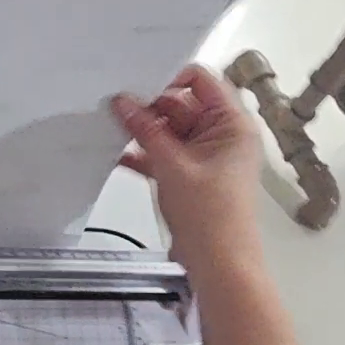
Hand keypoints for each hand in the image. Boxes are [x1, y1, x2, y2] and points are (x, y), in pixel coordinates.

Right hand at [110, 65, 261, 269]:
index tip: (139, 86)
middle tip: (117, 108)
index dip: (170, 79)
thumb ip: (146, 131)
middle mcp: (222, 137)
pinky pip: (166, 155)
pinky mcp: (191, 177)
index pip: (202, 82)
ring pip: (170, 132)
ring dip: (144, 133)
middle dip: (150, 108)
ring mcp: (206, 157)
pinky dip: (145, 155)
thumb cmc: (213, 219)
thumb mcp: (173, 166)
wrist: (219, 264)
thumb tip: (124, 102)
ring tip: (113, 129)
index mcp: (232, 125)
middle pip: (181, 106)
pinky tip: (120, 156)